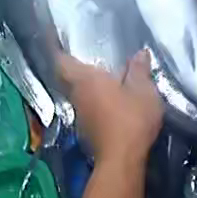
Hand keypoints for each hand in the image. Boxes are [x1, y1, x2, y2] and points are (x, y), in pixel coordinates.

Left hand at [57, 49, 162, 167]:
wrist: (122, 159)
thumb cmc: (131, 118)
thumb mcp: (143, 90)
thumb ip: (140, 71)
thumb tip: (140, 54)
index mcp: (86, 80)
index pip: (62, 61)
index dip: (56, 48)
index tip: (53, 37)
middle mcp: (77, 96)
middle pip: (68, 79)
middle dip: (75, 69)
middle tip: (86, 59)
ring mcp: (80, 116)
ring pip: (78, 96)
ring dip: (87, 89)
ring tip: (103, 81)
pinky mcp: (87, 132)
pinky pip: (88, 110)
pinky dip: (96, 104)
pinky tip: (110, 104)